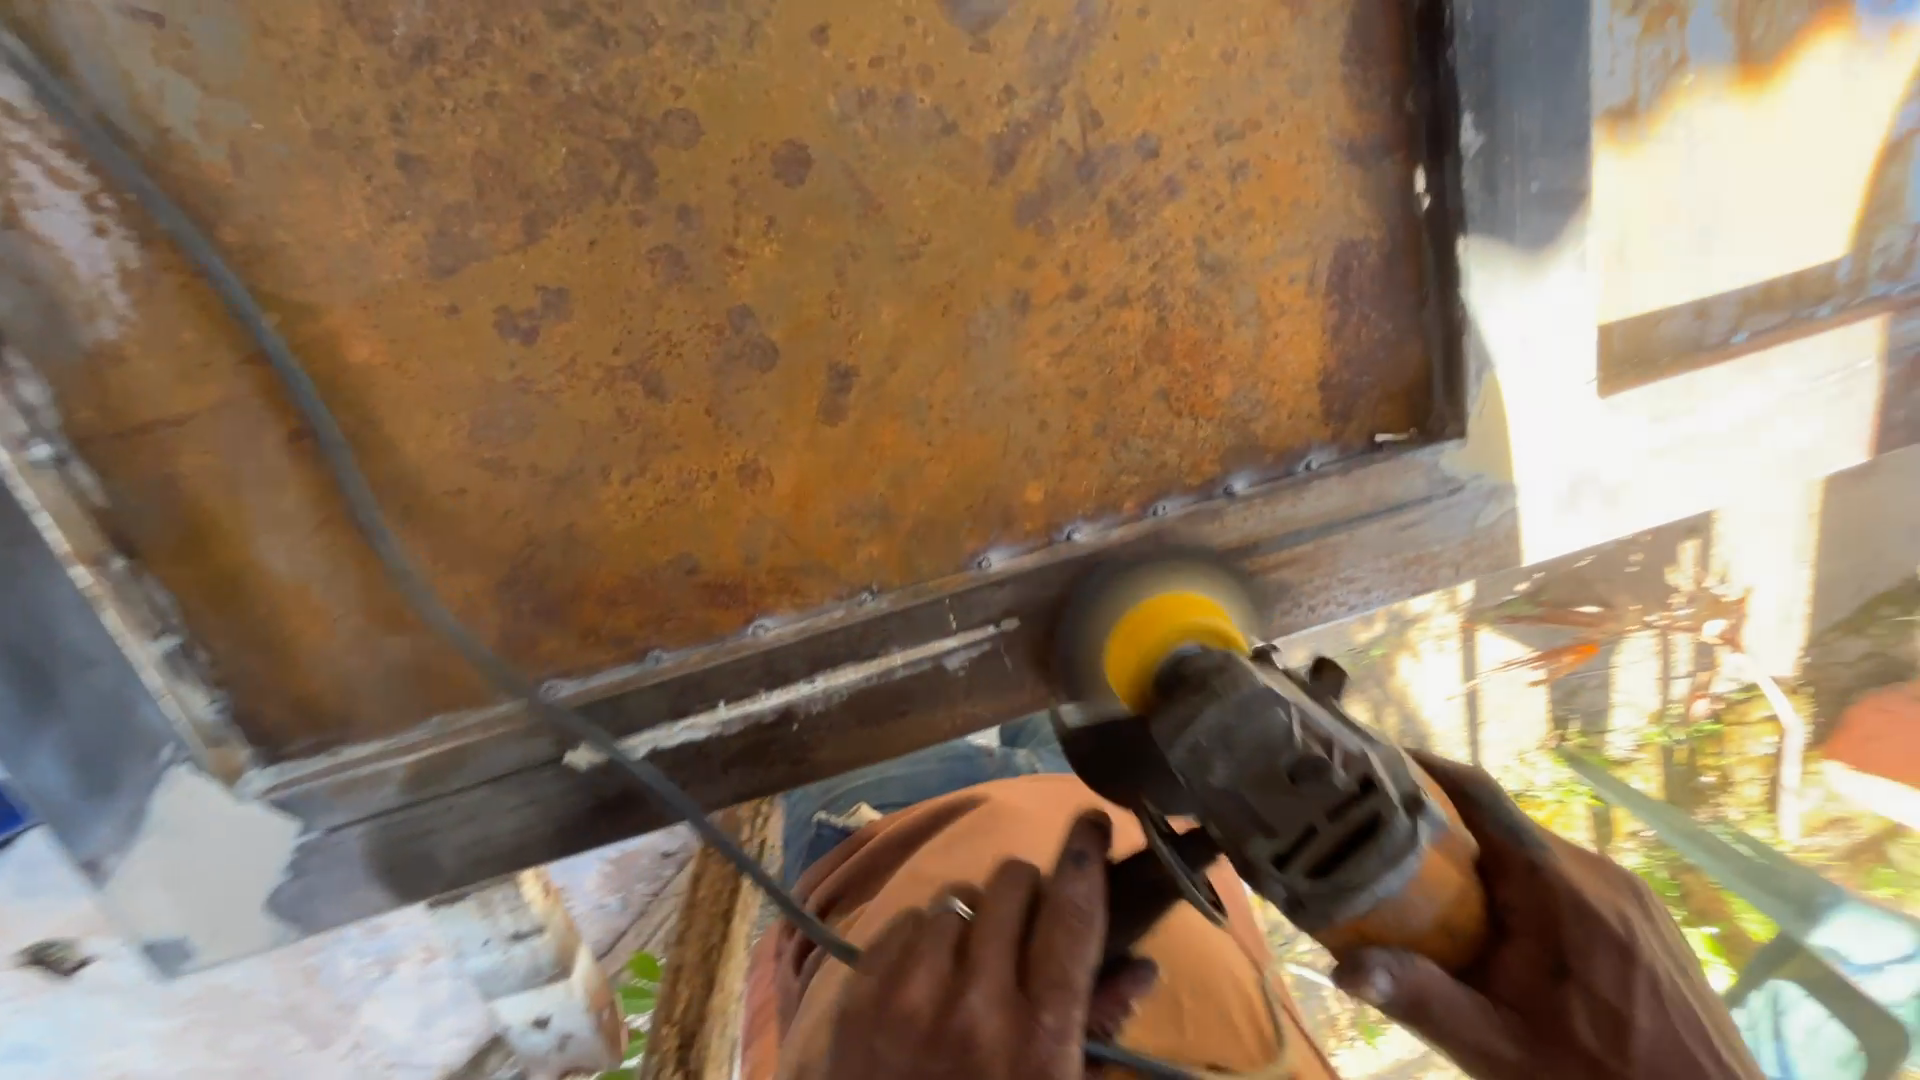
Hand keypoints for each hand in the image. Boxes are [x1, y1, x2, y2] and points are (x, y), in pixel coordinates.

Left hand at [821, 811, 1158, 1078]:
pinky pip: (904, 921)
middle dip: (1024, 891)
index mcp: (1040, 1038)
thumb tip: (1143, 965)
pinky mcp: (860, 996)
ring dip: (970, 917)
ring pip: (954, 897)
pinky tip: (924, 975)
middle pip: (1010, 885)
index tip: (1091, 822)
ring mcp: (909, 996)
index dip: (1085, 858)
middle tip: (1022, 922)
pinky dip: (921, 936)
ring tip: (968, 959)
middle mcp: (976, 1005)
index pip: (1071, 917)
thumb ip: (1102, 1029)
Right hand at [1332, 752, 1761, 1079]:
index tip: (1367, 764)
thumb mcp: (1500, 1050)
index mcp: (1556, 885)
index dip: (1419, 768)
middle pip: (1497, 820)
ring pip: (1528, 847)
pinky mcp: (1645, 917)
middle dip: (1433, 821)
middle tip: (1374, 836)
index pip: (1477, 793)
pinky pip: (1561, 875)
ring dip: (1474, 854)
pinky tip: (1494, 922)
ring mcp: (1627, 892)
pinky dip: (1515, 879)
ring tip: (1422, 881)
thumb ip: (1421, 999)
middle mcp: (1595, 870)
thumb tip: (1341, 967)